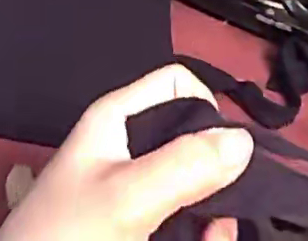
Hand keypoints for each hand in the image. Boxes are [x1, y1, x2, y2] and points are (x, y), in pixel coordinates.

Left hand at [0, 64, 253, 240]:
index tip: (225, 156)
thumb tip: (243, 139)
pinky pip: (176, 220)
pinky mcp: (128, 228)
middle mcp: (125, 147)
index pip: (177, 83)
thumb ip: (184, 166)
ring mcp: (126, 191)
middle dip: (215, 172)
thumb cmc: (63, 239)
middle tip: (224, 213)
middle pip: (188, 137)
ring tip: (213, 237)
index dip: (206, 108)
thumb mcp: (124, 199)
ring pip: (188, 184)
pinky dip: (195, 234)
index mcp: (116, 118)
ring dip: (209, 212)